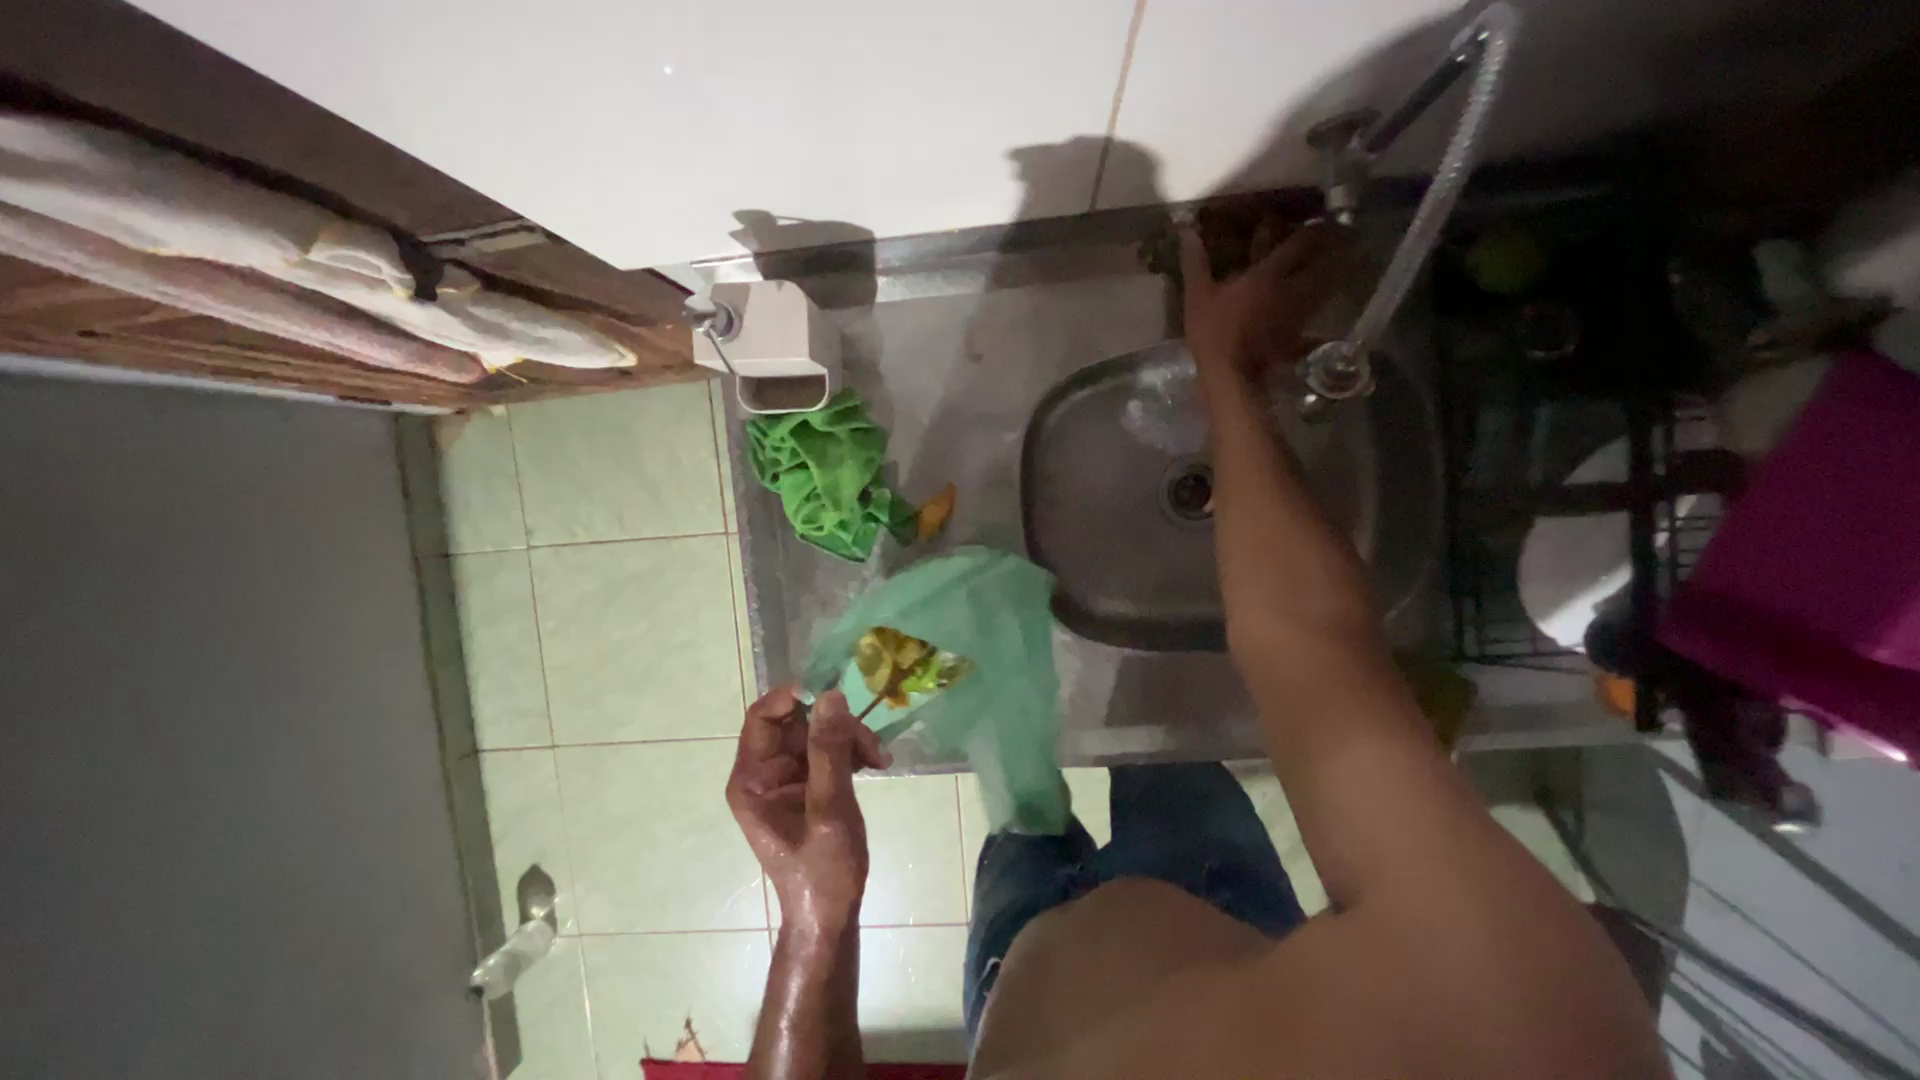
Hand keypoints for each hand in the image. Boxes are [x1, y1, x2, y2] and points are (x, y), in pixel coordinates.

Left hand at [727, 685, 891, 929]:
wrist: (830, 917)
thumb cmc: (822, 870)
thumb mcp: (828, 809)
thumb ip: (828, 751)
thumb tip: (831, 695)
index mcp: (751, 780)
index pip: (761, 718)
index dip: (792, 698)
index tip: (833, 693)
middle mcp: (764, 774)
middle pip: (796, 724)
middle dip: (835, 725)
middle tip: (871, 742)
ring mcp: (787, 780)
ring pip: (817, 735)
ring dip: (850, 738)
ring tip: (880, 758)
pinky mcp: (809, 787)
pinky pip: (829, 753)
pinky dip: (853, 753)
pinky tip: (877, 764)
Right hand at [1180, 218, 1347, 379]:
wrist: (1230, 375)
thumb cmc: (1213, 332)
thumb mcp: (1197, 295)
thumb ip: (1195, 262)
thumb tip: (1187, 230)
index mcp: (1269, 274)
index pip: (1300, 242)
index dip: (1308, 228)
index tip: (1309, 218)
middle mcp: (1291, 289)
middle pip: (1323, 263)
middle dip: (1327, 249)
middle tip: (1327, 240)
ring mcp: (1298, 313)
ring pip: (1323, 287)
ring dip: (1325, 274)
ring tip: (1323, 267)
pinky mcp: (1298, 335)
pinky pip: (1314, 315)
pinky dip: (1316, 306)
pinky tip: (1314, 308)